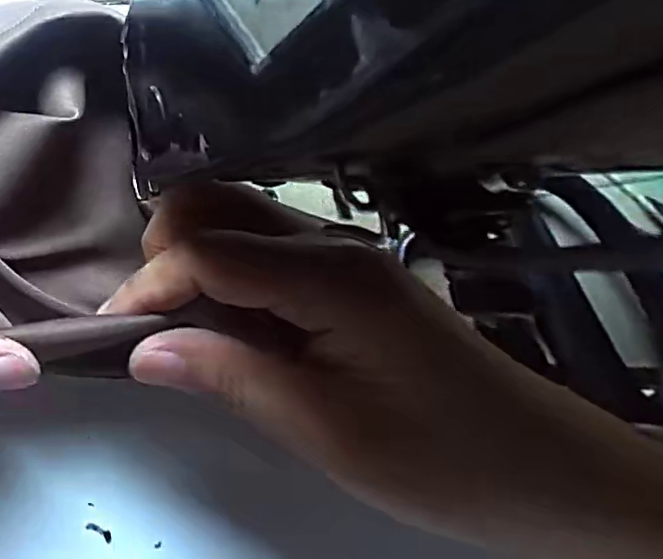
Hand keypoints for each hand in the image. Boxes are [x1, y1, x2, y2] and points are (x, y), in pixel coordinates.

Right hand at [103, 183, 662, 558]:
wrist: (545, 461)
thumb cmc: (442, 459)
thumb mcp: (330, 434)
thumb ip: (233, 376)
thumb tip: (144, 348)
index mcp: (328, 273)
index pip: (209, 248)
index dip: (151, 283)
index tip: (116, 332)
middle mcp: (329, 237)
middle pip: (216, 200)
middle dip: (165, 248)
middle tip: (153, 322)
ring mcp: (340, 241)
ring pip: (237, 208)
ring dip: (192, 247)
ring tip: (179, 317)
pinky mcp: (346, 258)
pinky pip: (264, 234)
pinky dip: (224, 258)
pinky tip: (225, 310)